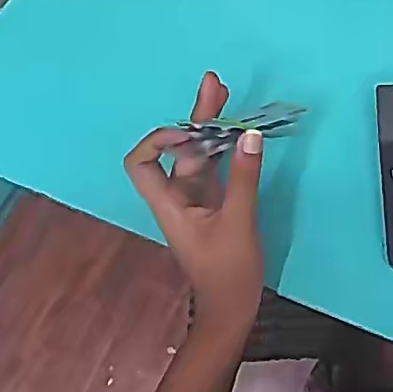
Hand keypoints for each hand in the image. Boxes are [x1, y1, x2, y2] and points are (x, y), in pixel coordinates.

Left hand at [123, 72, 264, 338]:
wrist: (232, 308)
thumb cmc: (228, 271)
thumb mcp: (239, 222)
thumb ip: (245, 177)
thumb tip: (250, 134)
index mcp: (170, 203)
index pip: (141, 163)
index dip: (158, 140)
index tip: (189, 128)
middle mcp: (178, 196)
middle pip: (178, 149)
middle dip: (195, 117)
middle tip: (214, 83)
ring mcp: (197, 199)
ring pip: (198, 155)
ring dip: (211, 127)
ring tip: (226, 94)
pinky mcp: (214, 203)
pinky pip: (215, 168)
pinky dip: (225, 148)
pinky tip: (239, 131)